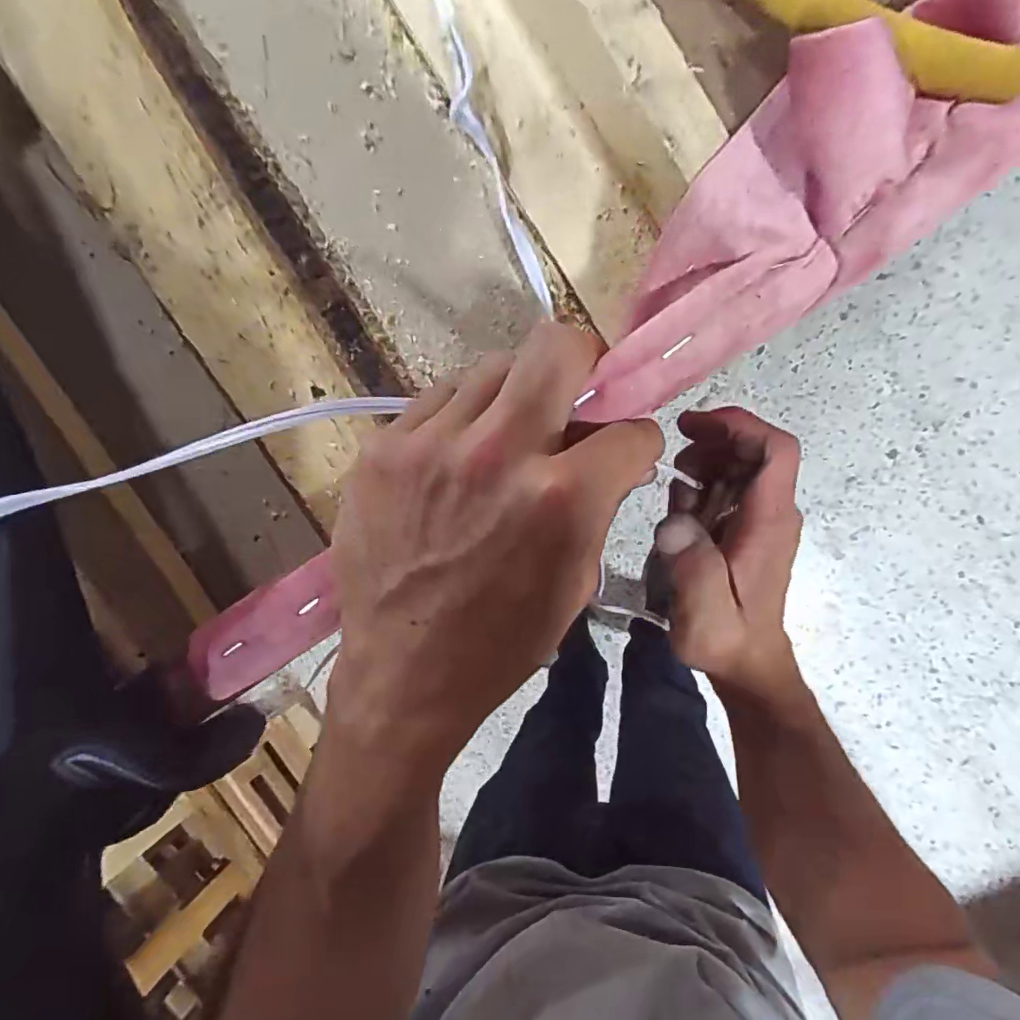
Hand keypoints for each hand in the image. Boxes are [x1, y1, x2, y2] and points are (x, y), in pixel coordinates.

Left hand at [327, 322, 662, 771]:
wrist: (403, 674)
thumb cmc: (502, 642)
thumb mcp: (576, 580)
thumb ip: (599, 503)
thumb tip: (610, 451)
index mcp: (561, 498)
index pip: (630, 429)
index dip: (637, 441)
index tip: (625, 450)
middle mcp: (499, 452)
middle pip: (557, 345)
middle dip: (583, 361)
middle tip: (576, 391)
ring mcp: (431, 443)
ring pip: (493, 366)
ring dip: (516, 393)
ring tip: (509, 432)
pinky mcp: (382, 448)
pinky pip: (437, 399)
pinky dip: (462, 416)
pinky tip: (459, 453)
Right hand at [656, 408, 805, 702]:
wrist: (747, 666)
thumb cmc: (727, 641)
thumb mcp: (705, 614)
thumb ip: (694, 567)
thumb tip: (675, 521)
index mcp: (769, 522)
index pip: (776, 450)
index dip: (740, 426)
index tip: (695, 427)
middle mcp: (773, 514)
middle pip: (757, 451)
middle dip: (715, 442)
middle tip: (675, 458)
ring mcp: (762, 522)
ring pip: (742, 468)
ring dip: (707, 465)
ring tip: (675, 487)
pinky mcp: (748, 532)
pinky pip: (731, 491)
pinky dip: (705, 487)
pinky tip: (682, 509)